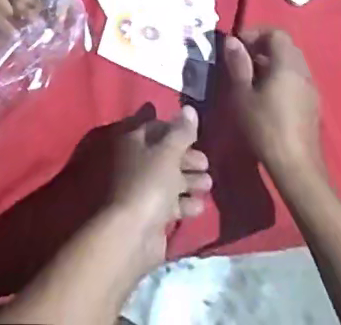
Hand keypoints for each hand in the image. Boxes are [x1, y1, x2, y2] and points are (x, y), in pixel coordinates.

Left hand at [105, 107, 211, 265]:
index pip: (155, 127)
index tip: (197, 135)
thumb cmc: (148, 183)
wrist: (132, 232)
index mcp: (132, 140)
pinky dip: (185, 203)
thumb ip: (181, 132)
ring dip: (190, 180)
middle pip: (164, 154)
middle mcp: (134, 160)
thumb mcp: (167, 152)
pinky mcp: (150, 213)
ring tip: (208, 184)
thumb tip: (189, 108)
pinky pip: (170, 203)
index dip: (176, 129)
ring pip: (169, 179)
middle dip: (187, 158)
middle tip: (207, 164)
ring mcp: (141, 187)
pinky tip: (198, 205)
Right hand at [222, 28, 324, 180]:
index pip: (277, 33)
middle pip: (286, 47)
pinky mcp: (312, 106)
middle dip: (262, 46)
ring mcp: (311, 90)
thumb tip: (233, 41)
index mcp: (287, 66)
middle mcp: (303, 73)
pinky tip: (265, 95)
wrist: (297, 168)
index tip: (237, 45)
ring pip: (291, 63)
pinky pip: (296, 79)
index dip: (255, 33)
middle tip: (241, 59)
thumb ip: (238, 64)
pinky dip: (280, 76)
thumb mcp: (242, 94)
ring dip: (271, 62)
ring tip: (249, 77)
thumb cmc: (265, 128)